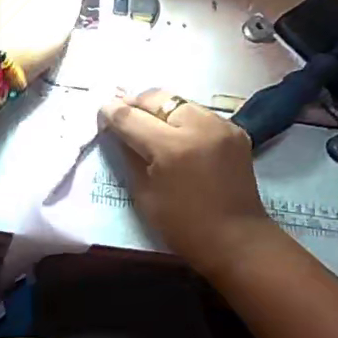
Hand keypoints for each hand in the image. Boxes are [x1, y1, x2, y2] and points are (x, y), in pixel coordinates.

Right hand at [99, 89, 279, 273]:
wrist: (237, 239)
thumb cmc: (183, 226)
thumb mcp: (144, 194)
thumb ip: (129, 156)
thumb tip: (117, 131)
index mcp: (171, 147)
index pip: (131, 117)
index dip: (111, 112)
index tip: (101, 111)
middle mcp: (198, 126)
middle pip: (157, 98)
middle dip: (136, 103)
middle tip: (123, 113)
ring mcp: (221, 125)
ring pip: (180, 102)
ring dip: (161, 109)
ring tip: (149, 123)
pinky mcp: (235, 130)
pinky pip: (201, 114)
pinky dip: (184, 119)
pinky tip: (178, 134)